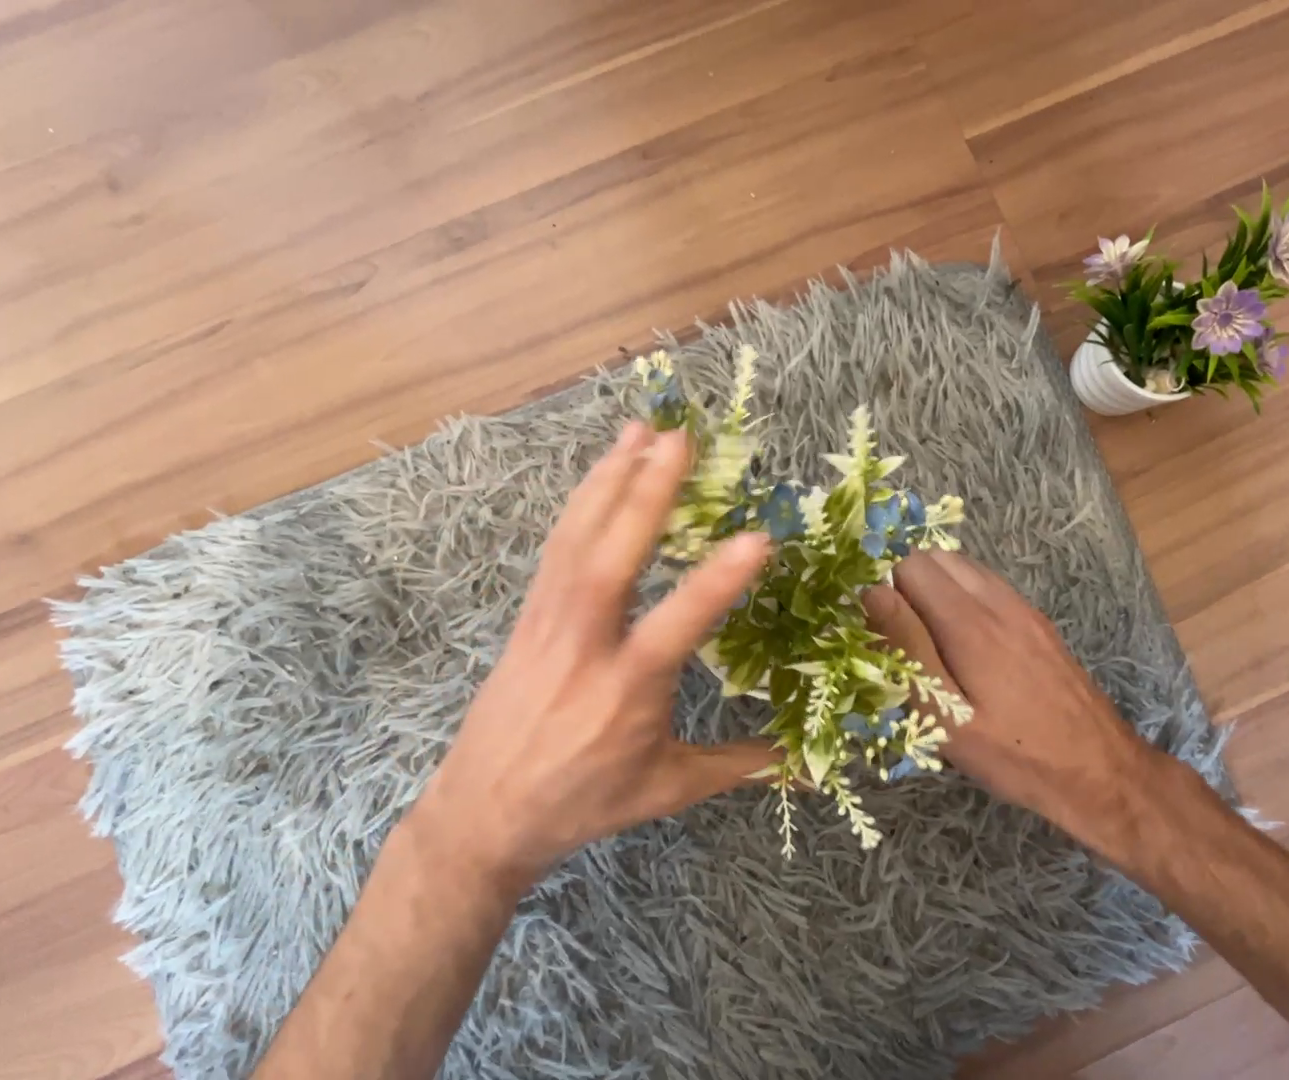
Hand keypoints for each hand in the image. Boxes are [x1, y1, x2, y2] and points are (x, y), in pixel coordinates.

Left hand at [413, 422, 777, 889]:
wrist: (483, 812)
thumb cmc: (582, 802)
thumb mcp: (666, 789)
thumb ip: (737, 765)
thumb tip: (804, 758)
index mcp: (626, 691)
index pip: (678, 625)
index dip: (717, 582)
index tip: (758, 537)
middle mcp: (584, 645)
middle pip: (612, 558)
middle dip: (645, 493)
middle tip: (678, 438)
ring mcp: (548, 623)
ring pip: (577, 540)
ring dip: (609, 480)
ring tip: (640, 430)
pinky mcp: (528, 615)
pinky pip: (556, 548)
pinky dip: (580, 504)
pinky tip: (599, 474)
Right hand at [863, 550, 1166, 850]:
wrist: (1101, 772)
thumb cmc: (1014, 755)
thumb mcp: (946, 717)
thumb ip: (908, 649)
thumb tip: (872, 592)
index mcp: (970, 622)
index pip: (909, 566)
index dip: (884, 592)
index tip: (879, 632)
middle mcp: (997, 601)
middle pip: (935, 557)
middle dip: (906, 585)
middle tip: (901, 637)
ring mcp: (1022, 608)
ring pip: (962, 568)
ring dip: (934, 589)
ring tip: (929, 641)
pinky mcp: (1037, 622)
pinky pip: (987, 587)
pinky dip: (962, 598)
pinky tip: (963, 646)